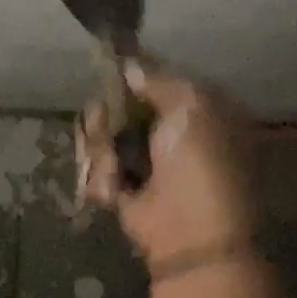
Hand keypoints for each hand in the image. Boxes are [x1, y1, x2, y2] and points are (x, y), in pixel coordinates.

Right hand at [75, 63, 253, 270]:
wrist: (191, 232)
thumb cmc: (201, 166)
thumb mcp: (191, 108)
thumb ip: (160, 80)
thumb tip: (131, 65)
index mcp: (197, 108)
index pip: (155, 79)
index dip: (131, 74)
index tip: (108, 65)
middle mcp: (169, 132)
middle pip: (118, 108)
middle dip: (105, 117)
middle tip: (102, 123)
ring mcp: (142, 161)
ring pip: (101, 138)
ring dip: (100, 151)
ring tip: (112, 169)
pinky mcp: (120, 188)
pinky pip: (95, 169)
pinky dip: (100, 178)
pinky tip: (113, 190)